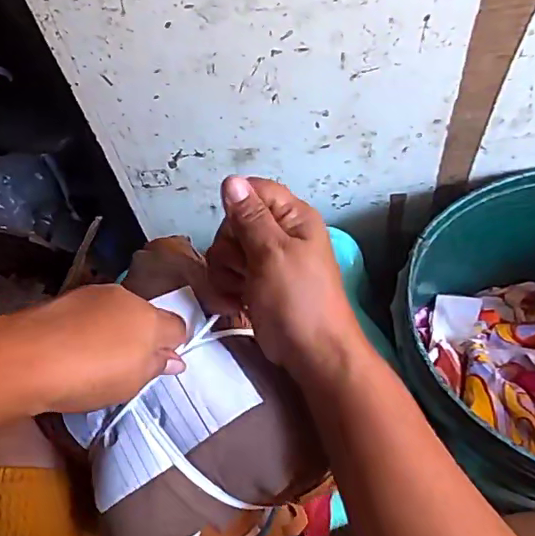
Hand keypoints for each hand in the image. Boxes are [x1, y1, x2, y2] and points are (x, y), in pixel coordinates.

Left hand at [7, 283, 188, 412]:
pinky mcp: (65, 297)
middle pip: (145, 316)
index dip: (172, 347)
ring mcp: (92, 294)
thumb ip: (155, 367)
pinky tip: (71, 348)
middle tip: (123, 367)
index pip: (178, 327)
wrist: (26, 357)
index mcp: (150, 319)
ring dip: (112, 330)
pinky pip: (88, 313)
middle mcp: (125, 297)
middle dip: (140, 337)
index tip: (158, 365)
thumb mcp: (130, 383)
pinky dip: (86, 327)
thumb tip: (173, 358)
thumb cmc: (87, 376)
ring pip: (115, 311)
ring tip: (92, 360)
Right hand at [206, 175, 366, 375]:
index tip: (239, 234)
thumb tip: (230, 181)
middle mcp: (278, 234)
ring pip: (223, 252)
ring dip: (227, 274)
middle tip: (249, 270)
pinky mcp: (253, 284)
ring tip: (246, 291)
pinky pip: (226, 276)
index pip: (252, 190)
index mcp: (293, 218)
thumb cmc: (298, 302)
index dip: (237, 208)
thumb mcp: (272, 254)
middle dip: (230, 249)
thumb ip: (249, 217)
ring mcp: (265, 261)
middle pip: (232, 223)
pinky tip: (239, 302)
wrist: (311, 354)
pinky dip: (228, 290)